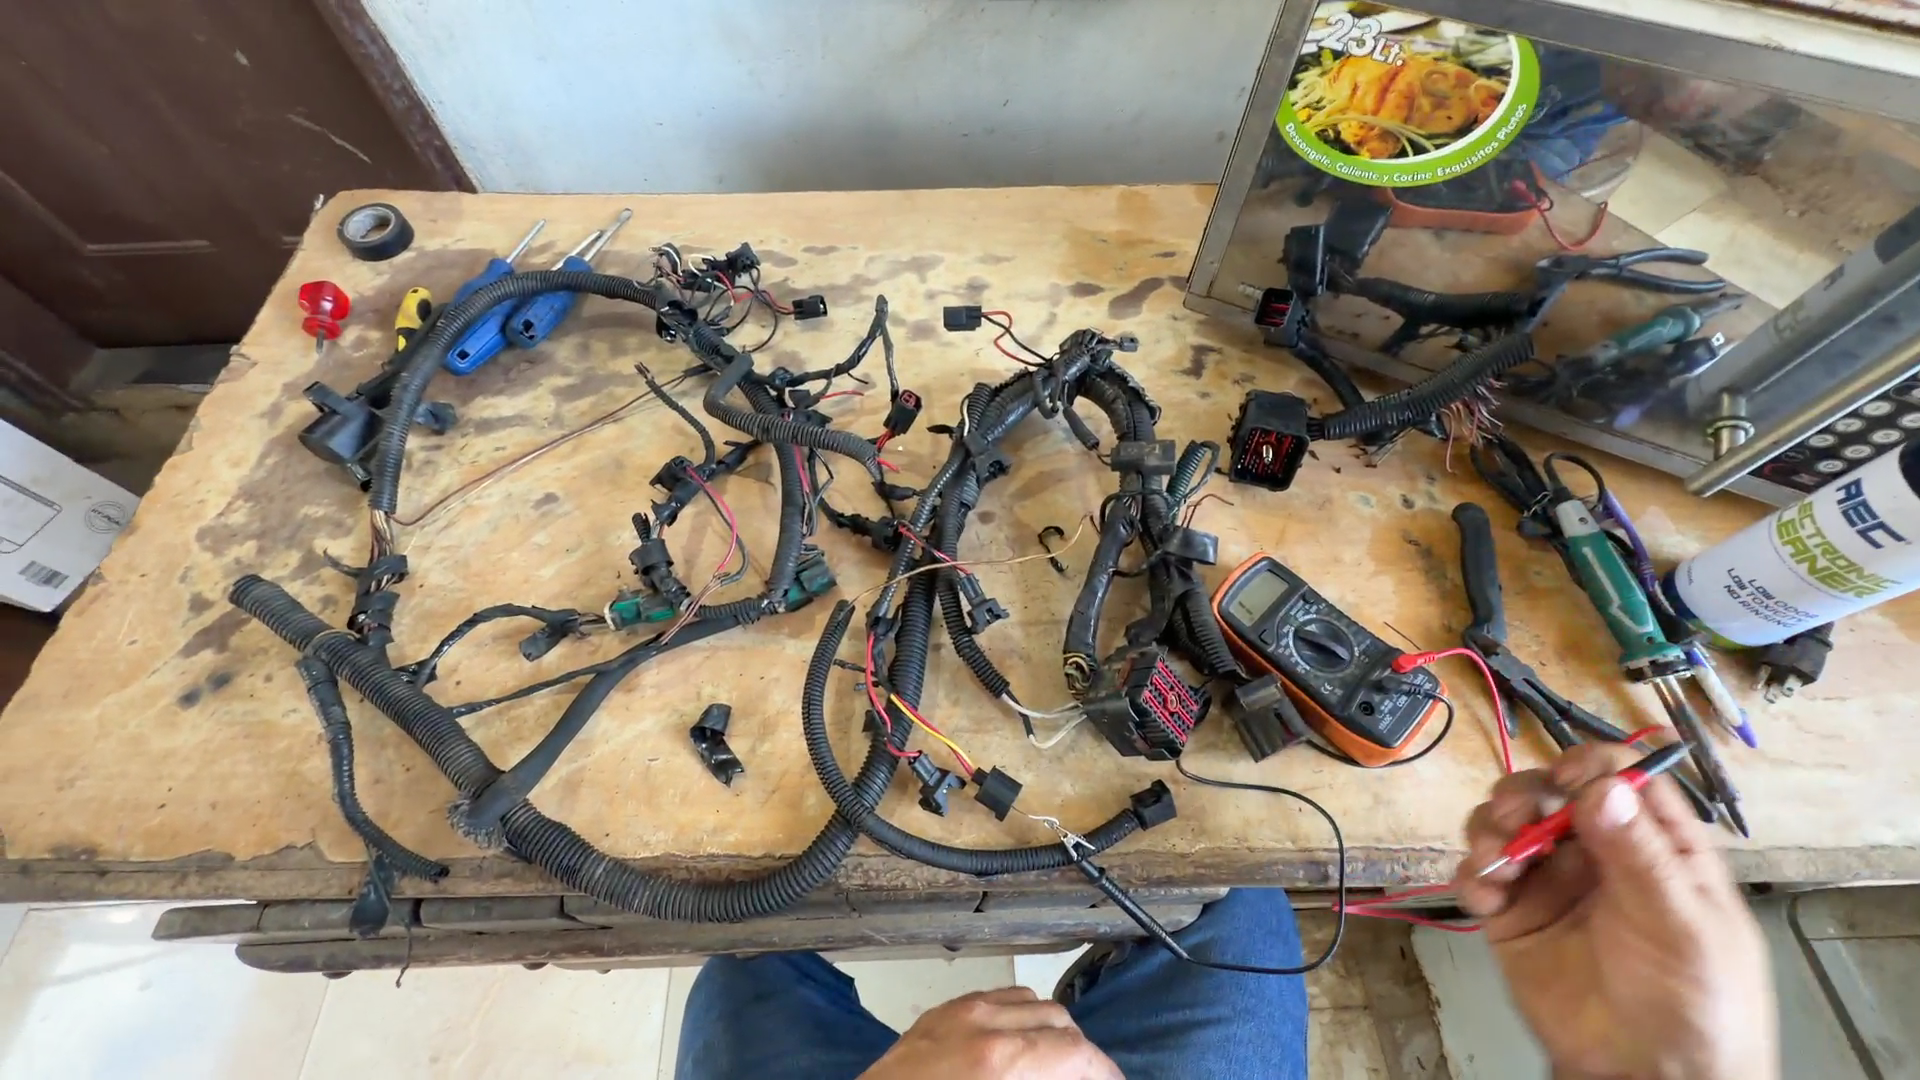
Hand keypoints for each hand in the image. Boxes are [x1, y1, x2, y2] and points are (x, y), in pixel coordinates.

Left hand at [858, 987, 1119, 1079]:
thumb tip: (1075, 1073)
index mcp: (1006, 1061)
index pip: (1076, 1051)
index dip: (1105, 1071)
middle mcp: (985, 1023)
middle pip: (1058, 1018)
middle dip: (1080, 1050)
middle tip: (1086, 1079)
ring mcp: (958, 1011)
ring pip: (1027, 1000)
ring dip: (1049, 1027)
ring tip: (1055, 1061)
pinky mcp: (938, 1013)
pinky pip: (992, 998)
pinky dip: (1015, 1015)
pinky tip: (1015, 1043)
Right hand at [1452, 742, 1775, 1079]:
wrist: (1641, 1074)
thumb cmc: (1687, 998)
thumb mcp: (1679, 926)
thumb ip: (1639, 856)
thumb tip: (1600, 786)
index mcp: (1654, 848)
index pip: (1622, 780)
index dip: (1592, 768)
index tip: (1566, 782)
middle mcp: (1595, 853)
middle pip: (1548, 792)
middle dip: (1522, 795)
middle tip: (1513, 817)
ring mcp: (1548, 879)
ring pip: (1502, 822)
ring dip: (1488, 828)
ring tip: (1494, 860)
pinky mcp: (1508, 909)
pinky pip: (1476, 873)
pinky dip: (1471, 875)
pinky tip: (1485, 898)